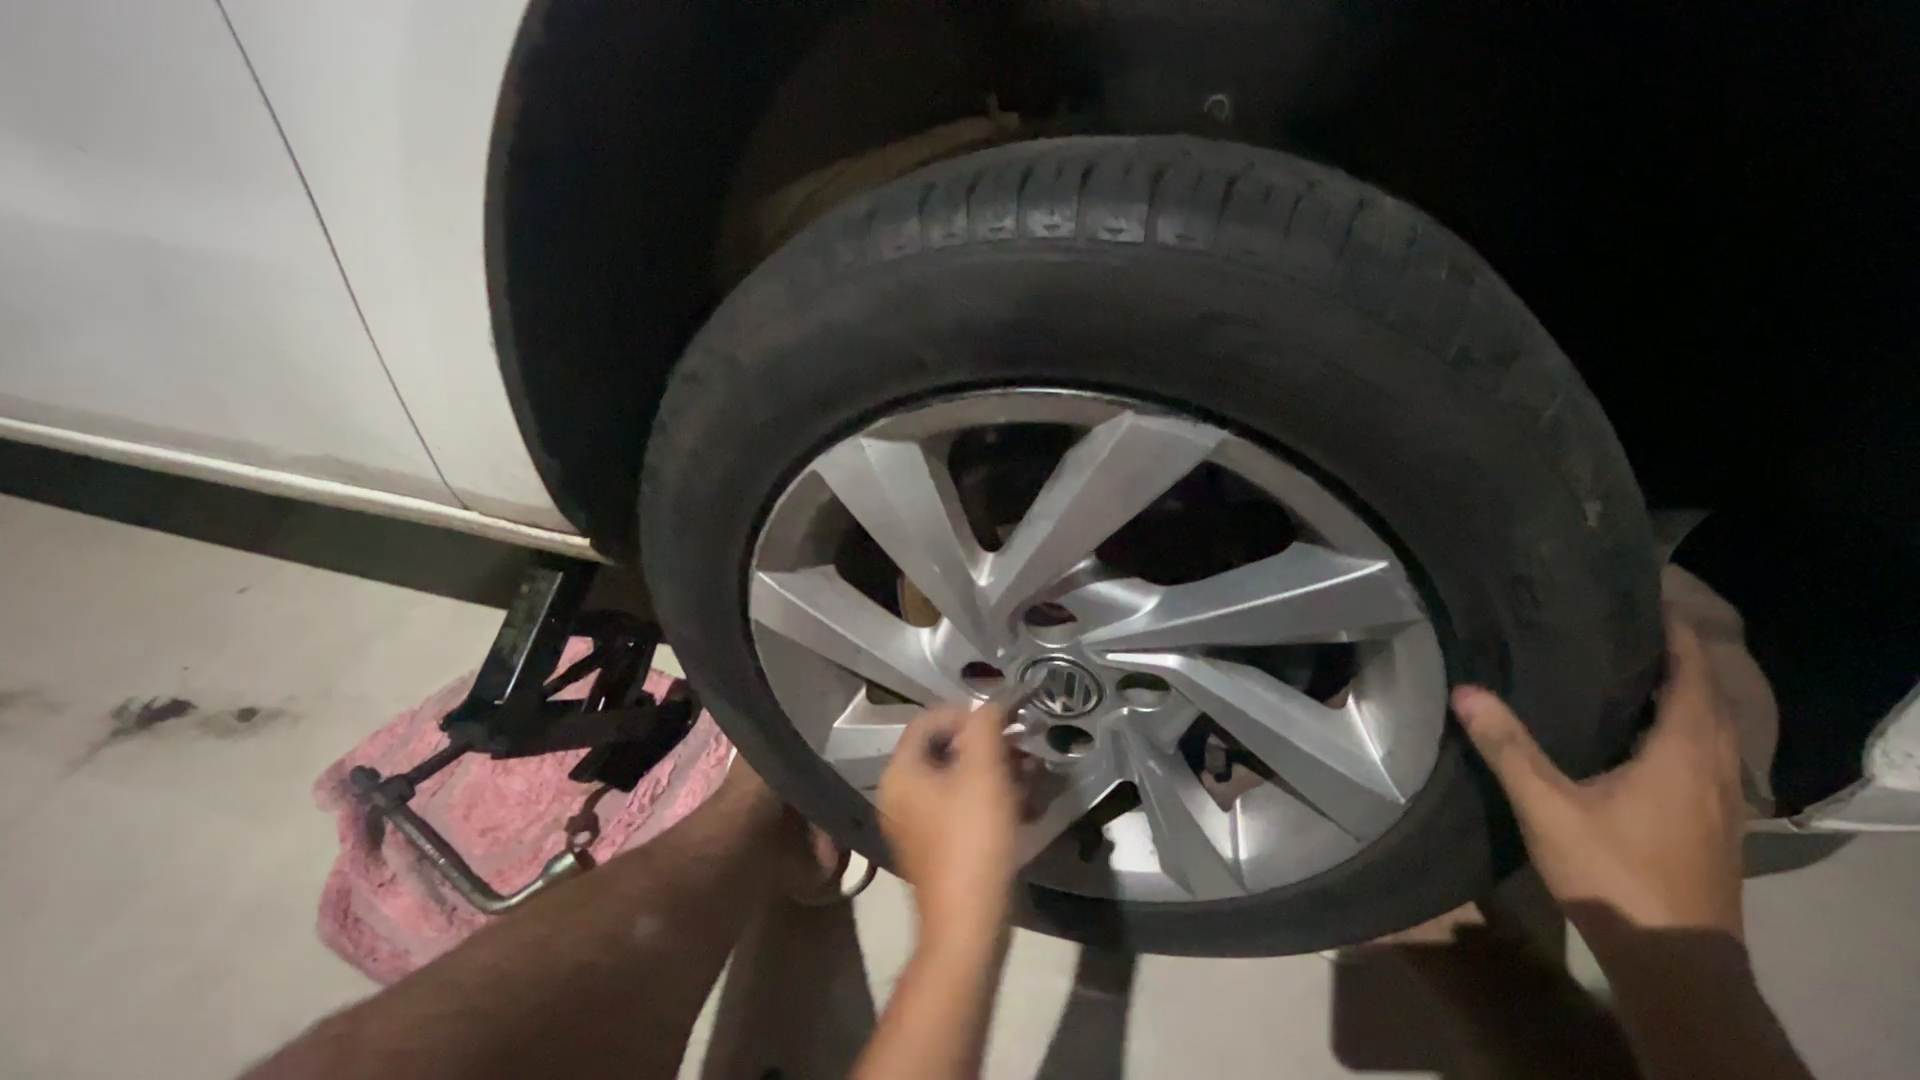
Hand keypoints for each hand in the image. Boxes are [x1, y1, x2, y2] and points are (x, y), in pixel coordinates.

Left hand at [876, 702, 1022, 939]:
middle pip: (947, 750)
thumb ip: (986, 726)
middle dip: (991, 745)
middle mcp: (900, 794)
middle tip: (1025, 748)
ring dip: (998, 771)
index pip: (930, 720)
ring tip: (1033, 776)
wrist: (968, 922)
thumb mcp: (984, 772)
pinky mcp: (937, 846)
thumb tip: (992, 703)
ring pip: (960, 780)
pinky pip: (963, 808)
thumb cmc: (973, 839)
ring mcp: (917, 823)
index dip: (969, 713)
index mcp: (901, 772)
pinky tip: (1024, 805)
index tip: (1007, 720)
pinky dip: (992, 799)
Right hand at [1452, 612, 1745, 944]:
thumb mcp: (1548, 806)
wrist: (1676, 957)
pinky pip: (1709, 756)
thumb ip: (1508, 747)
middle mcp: (1718, 766)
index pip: (1692, 673)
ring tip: (1632, 675)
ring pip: (1714, 730)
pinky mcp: (1717, 824)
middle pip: (1709, 697)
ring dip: (1685, 697)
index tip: (1649, 599)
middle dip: (1679, 659)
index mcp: (1686, 750)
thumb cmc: (1614, 871)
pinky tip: (1645, 743)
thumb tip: (1466, 692)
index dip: (1677, 634)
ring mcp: (1724, 799)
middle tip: (1626, 630)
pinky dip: (1685, 730)